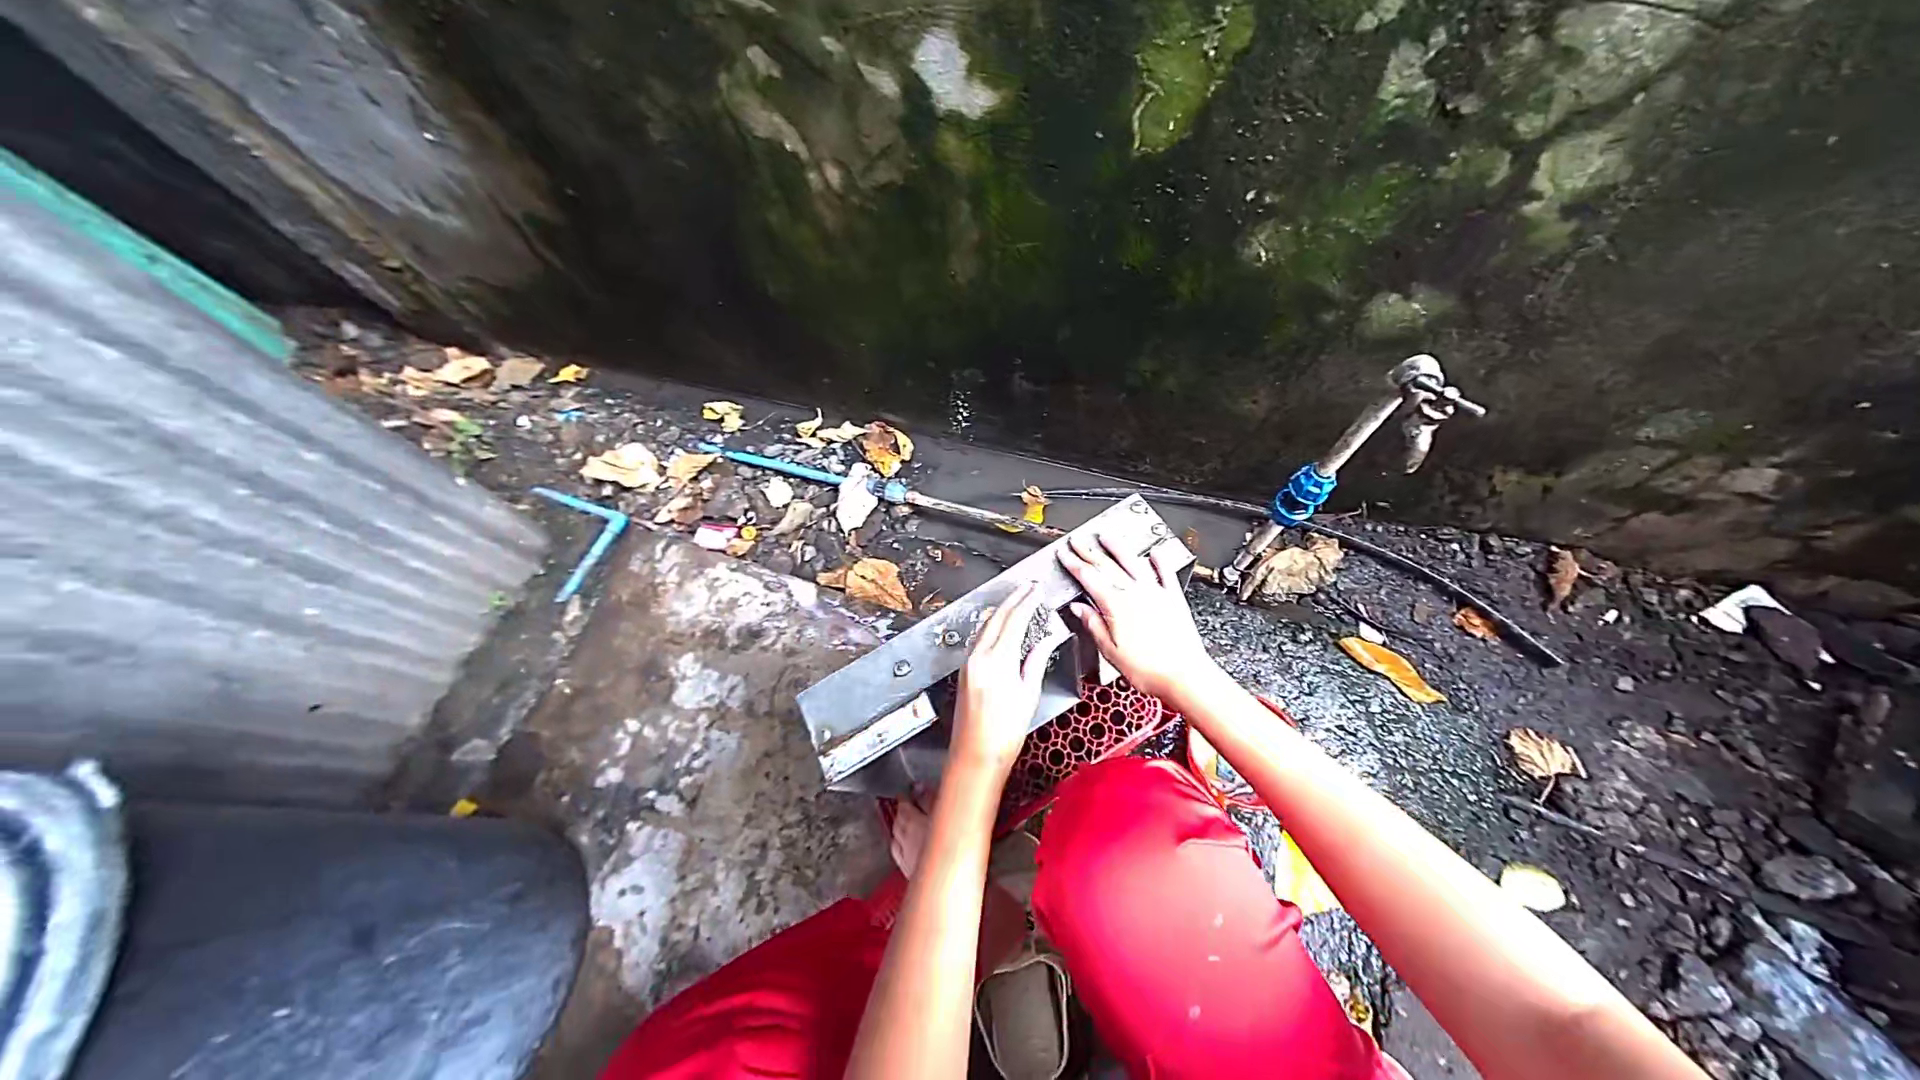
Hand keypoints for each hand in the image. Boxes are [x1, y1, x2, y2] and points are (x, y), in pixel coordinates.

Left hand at [950, 583, 1063, 777]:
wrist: (975, 757)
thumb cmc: (1002, 734)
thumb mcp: (1028, 695)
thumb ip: (1035, 661)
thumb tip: (1047, 640)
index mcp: (997, 662)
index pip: (1014, 620)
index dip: (1027, 602)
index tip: (1036, 591)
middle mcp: (979, 658)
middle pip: (997, 617)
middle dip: (1013, 599)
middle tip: (1028, 588)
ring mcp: (969, 663)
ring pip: (986, 626)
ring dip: (1002, 611)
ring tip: (1018, 602)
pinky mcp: (965, 671)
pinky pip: (980, 639)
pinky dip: (993, 626)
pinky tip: (1003, 627)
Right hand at [1058, 531, 1217, 701]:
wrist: (1184, 676)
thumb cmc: (1149, 669)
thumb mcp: (1110, 651)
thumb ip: (1093, 624)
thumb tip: (1079, 609)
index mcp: (1116, 606)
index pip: (1089, 578)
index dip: (1074, 564)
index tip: (1065, 555)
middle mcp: (1135, 594)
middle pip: (1107, 566)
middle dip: (1089, 551)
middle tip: (1078, 541)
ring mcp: (1156, 593)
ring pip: (1133, 562)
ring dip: (1118, 547)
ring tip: (1107, 537)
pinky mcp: (1174, 599)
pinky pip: (1164, 574)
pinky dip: (1158, 561)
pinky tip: (1154, 553)